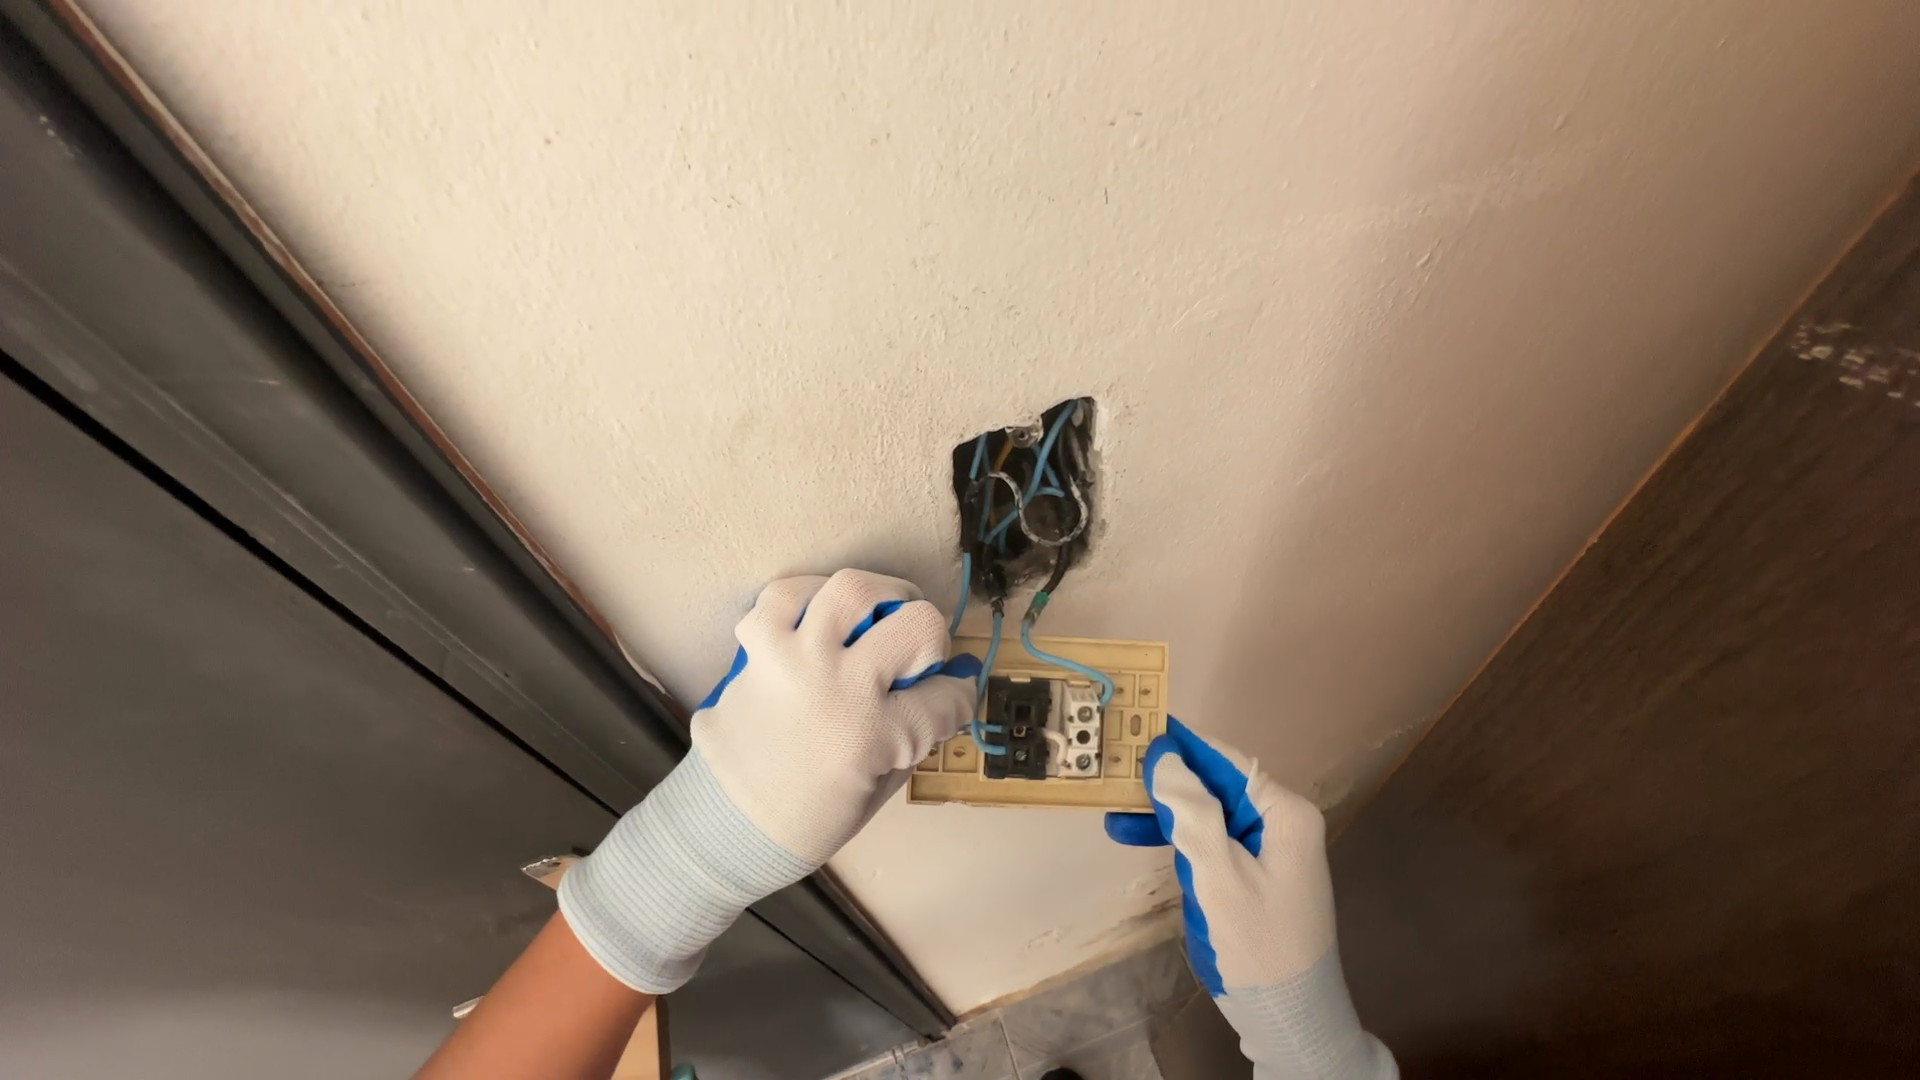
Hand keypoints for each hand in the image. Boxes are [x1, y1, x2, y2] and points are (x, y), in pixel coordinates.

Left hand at [560, 570, 976, 992]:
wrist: (727, 824)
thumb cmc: (812, 817)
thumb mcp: (882, 786)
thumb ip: (919, 732)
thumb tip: (949, 680)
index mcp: (873, 737)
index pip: (946, 697)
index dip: (958, 696)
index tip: (951, 695)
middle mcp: (838, 687)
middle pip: (917, 625)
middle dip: (932, 637)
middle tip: (917, 653)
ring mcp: (794, 660)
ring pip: (853, 588)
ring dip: (882, 596)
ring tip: (881, 613)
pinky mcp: (757, 648)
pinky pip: (784, 593)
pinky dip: (809, 594)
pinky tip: (822, 613)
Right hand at [1106, 720, 1395, 1079]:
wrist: (1291, 1022)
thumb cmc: (1258, 945)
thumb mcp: (1218, 876)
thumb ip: (1191, 812)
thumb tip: (1165, 756)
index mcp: (1283, 814)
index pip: (1223, 762)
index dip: (1179, 748)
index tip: (1136, 733)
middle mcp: (1279, 821)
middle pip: (1213, 786)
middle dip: (1166, 786)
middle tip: (1116, 778)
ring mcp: (1267, 847)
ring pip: (1206, 814)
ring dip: (1165, 816)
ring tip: (1116, 819)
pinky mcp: (1253, 871)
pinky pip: (1210, 841)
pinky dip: (1178, 842)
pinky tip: (1140, 840)